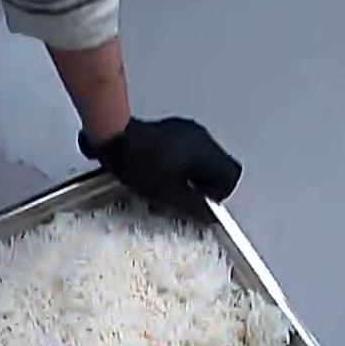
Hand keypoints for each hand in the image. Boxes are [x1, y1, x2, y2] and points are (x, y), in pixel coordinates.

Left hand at [81, 117, 242, 216]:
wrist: (113, 136)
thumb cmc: (137, 161)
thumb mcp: (168, 195)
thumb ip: (193, 207)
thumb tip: (208, 216)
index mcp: (204, 152)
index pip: (231, 174)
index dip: (220, 193)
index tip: (202, 201)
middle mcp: (199, 137)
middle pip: (217, 166)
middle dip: (203, 185)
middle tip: (185, 195)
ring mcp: (184, 129)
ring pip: (202, 158)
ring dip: (191, 175)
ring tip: (170, 185)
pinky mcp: (170, 128)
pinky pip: (186, 149)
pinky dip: (179, 164)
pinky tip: (159, 172)